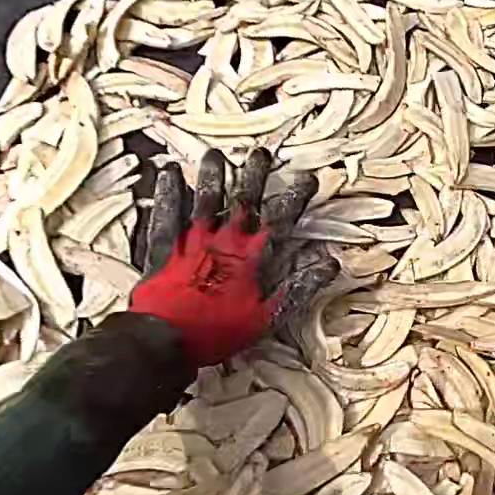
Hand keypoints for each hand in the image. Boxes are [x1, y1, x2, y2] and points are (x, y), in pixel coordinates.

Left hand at [130, 148, 336, 365]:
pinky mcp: (165, 248)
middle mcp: (224, 240)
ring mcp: (193, 241)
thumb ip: (299, 287)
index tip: (308, 178)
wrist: (165, 340)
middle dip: (255, 175)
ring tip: (215, 155)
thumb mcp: (267, 316)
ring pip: (205, 200)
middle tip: (261, 154)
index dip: (296, 197)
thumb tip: (330, 264)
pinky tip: (168, 175)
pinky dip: (168, 194)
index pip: (281, 219)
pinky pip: (166, 215)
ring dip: (212, 176)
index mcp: (252, 256)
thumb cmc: (218, 330)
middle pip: (244, 200)